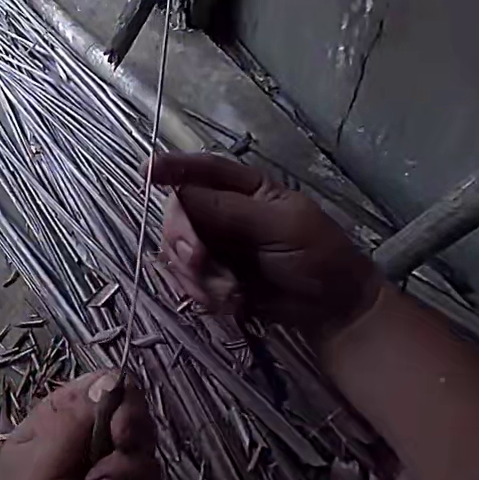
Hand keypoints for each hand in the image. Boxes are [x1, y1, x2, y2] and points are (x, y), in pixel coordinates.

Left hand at [0, 370, 163, 479]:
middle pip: (142, 430)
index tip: (121, 436)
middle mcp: (94, 440)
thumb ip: (75, 419)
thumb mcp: (39, 461)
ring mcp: (114, 478)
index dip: (128, 408)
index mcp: (68, 416)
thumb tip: (109, 379)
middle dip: (125, 468)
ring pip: (151, 475)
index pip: (116, 388)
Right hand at [151, 152, 382, 334]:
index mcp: (243, 188)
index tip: (147, 173)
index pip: (201, 170)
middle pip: (178, 213)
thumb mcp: (282, 226)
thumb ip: (231, 211)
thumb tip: (184, 193)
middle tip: (197, 261)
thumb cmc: (319, 256)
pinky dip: (201, 294)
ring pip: (175, 251)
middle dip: (182, 239)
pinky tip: (230, 303)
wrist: (331, 311)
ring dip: (196, 276)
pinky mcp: (209, 277)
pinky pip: (185, 281)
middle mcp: (220, 212)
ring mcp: (212, 245)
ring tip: (230, 294)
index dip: (172, 168)